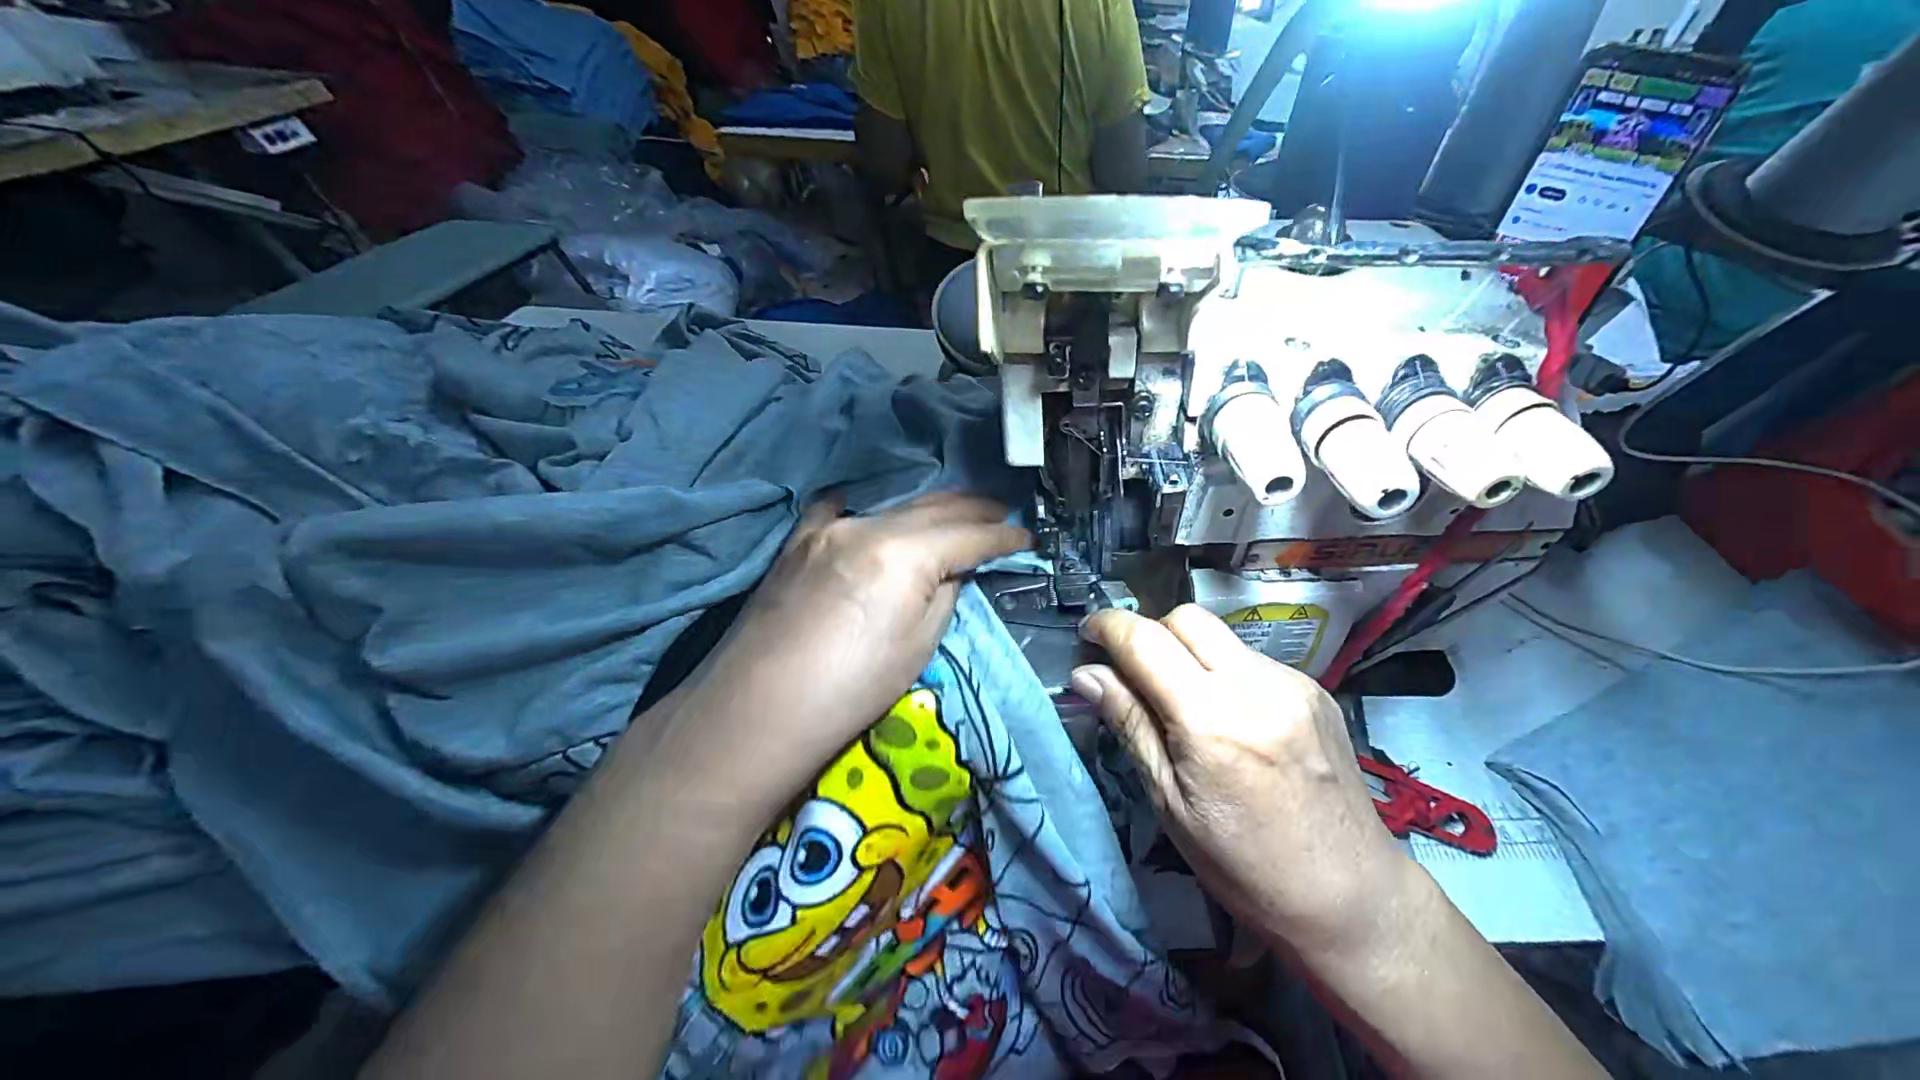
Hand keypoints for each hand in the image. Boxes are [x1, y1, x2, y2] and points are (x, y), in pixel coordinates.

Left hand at [641, 493, 1028, 811]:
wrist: (758, 709)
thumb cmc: (850, 690)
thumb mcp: (918, 647)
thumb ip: (944, 594)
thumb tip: (953, 569)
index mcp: (903, 554)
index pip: (967, 536)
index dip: (1002, 537)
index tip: (1026, 538)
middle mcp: (866, 526)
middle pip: (933, 509)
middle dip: (974, 510)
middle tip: (1002, 514)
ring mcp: (826, 528)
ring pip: (893, 507)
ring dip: (930, 508)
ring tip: (957, 510)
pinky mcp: (798, 541)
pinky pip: (840, 511)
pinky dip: (868, 511)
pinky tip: (872, 512)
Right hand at [1072, 605, 1416, 960]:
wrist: (1352, 897)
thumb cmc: (1244, 866)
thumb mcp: (1170, 803)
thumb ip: (1130, 724)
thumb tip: (1085, 675)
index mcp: (1213, 721)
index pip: (1147, 641)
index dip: (1108, 627)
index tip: (1086, 633)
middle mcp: (1258, 687)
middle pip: (1187, 618)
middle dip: (1148, 631)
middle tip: (1130, 669)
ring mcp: (1294, 684)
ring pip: (1221, 635)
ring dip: (1185, 651)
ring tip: (1179, 700)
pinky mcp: (1316, 690)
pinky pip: (1250, 658)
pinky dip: (1221, 670)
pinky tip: (1225, 714)